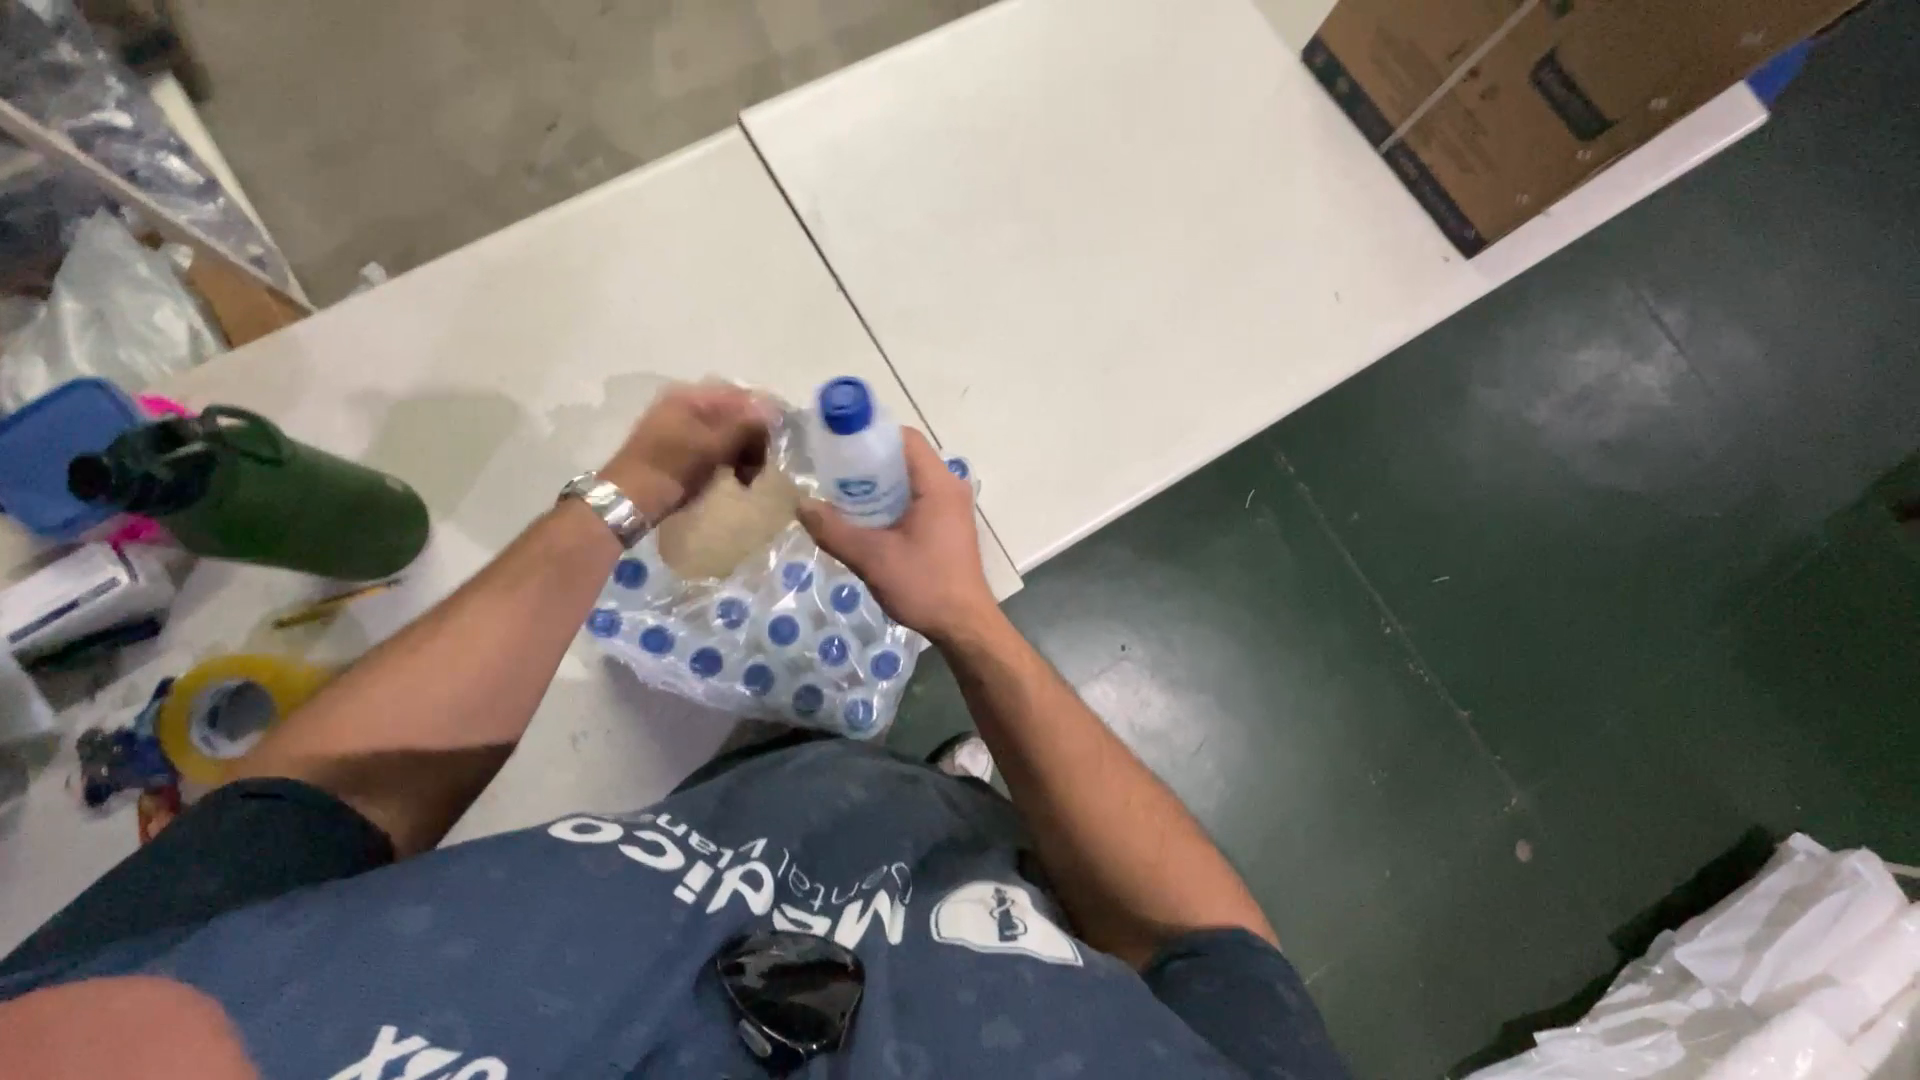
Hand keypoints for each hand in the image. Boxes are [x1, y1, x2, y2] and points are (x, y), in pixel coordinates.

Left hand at [600, 382, 771, 521]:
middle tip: (759, 468)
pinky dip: (729, 458)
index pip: (741, 396)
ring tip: (745, 478)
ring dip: (743, 452)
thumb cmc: (673, 469)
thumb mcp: (713, 447)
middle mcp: (686, 403)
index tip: (774, 445)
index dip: (762, 418)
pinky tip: (733, 477)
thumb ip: (744, 426)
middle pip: (736, 414)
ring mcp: (682, 424)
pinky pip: (716, 444)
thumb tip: (773, 408)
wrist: (630, 499)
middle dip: (752, 440)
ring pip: (728, 431)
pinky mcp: (681, 445)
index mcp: (691, 396)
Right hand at [798, 428, 998, 642]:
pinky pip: (916, 499)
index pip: (903, 438)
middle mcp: (950, 487)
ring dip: (877, 486)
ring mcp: (952, 507)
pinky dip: (890, 503)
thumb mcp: (872, 558)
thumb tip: (801, 505)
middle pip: (904, 457)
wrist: (963, 625)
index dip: (869, 436)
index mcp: (938, 484)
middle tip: (832, 475)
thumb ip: (834, 530)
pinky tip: (865, 521)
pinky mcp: (948, 525)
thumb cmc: (924, 586)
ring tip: (842, 498)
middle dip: (867, 463)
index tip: (837, 446)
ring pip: (909, 480)